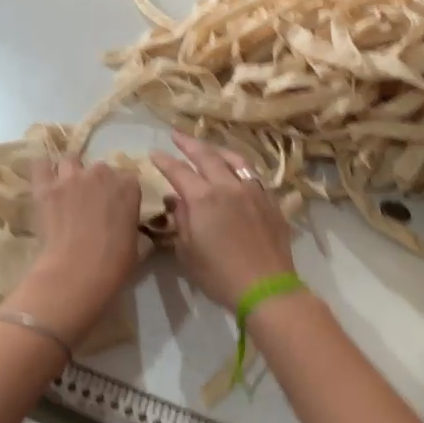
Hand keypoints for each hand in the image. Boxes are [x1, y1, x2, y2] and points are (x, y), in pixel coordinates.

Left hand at [24, 156, 143, 334]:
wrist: (78, 271)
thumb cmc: (114, 264)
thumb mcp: (136, 245)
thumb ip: (131, 226)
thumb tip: (128, 229)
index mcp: (128, 186)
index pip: (127, 178)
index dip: (119, 193)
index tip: (115, 207)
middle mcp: (101, 174)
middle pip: (99, 169)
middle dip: (96, 182)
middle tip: (90, 203)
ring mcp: (72, 178)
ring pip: (70, 161)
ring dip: (70, 173)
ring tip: (66, 190)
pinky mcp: (46, 188)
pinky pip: (41, 166)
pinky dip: (42, 170)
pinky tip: (44, 181)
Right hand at [151, 134, 297, 311]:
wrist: (266, 287)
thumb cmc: (219, 274)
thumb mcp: (188, 251)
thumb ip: (181, 220)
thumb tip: (177, 201)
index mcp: (203, 198)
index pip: (179, 171)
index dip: (164, 161)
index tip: (153, 153)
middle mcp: (228, 186)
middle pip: (207, 156)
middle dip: (188, 144)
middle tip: (176, 135)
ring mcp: (253, 191)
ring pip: (234, 159)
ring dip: (216, 150)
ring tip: (207, 146)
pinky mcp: (270, 201)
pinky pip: (252, 174)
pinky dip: (238, 166)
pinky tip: (235, 170)